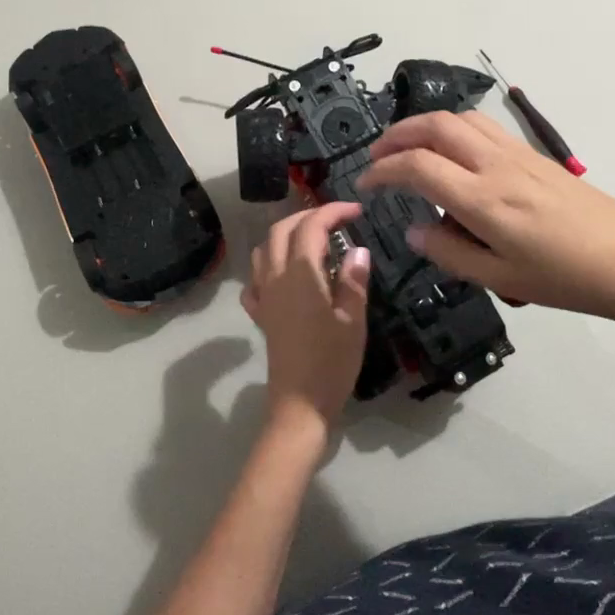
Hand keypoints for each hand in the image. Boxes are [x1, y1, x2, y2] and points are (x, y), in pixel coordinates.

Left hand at [244, 203, 371, 427]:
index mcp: (301, 273)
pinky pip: (256, 279)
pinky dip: (269, 266)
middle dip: (308, 216)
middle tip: (337, 220)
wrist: (300, 404)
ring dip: (286, 235)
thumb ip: (354, 281)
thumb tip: (358, 250)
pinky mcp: (260, 314)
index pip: (312, 226)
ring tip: (313, 241)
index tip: (356, 211)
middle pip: (282, 230)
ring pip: (265, 249)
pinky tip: (285, 275)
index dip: (333, 211)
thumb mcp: (353, 321)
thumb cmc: (332, 362)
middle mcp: (276, 277)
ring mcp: (264, 295)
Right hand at [357, 111, 614, 328]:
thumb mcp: (500, 278)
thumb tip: (414, 229)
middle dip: (397, 135)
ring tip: (408, 148)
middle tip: (377, 156)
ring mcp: (517, 155)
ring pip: (460, 118)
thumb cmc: (565, 279)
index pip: (418, 166)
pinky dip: (453, 129)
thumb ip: (449, 252)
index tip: (365, 183)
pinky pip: (483, 127)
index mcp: (482, 200)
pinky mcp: (534, 155)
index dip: (383, 170)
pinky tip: (451, 153)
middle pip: (435, 126)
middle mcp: (495, 166)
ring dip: (424, 125)